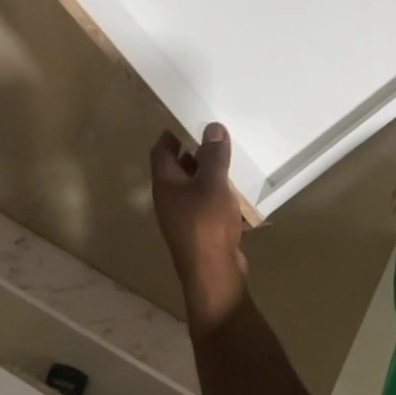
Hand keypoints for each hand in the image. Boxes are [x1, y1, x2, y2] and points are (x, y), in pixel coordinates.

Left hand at [150, 123, 247, 328]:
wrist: (213, 270)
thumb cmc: (207, 221)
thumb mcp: (213, 182)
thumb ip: (213, 155)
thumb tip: (213, 127)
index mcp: (165, 184)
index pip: (161, 152)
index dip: (170, 137)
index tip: (183, 125)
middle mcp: (169, 200)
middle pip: (176, 171)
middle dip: (192, 156)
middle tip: (212, 142)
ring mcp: (183, 219)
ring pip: (192, 190)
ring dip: (206, 177)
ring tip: (227, 166)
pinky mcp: (200, 233)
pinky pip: (205, 208)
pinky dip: (216, 198)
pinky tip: (234, 197)